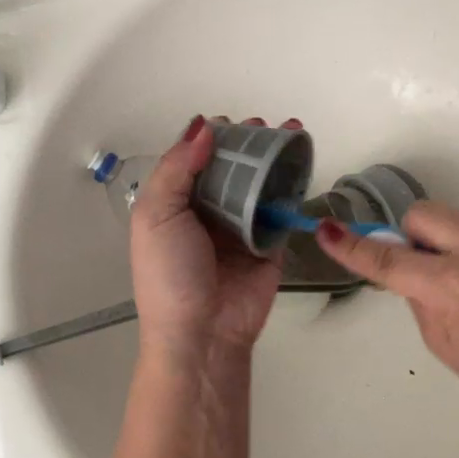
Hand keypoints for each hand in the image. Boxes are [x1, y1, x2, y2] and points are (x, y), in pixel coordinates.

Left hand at [130, 115, 296, 364]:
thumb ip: (177, 168)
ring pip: (259, 184)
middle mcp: (208, 212)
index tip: (229, 125)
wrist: (201, 333)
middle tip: (263, 127)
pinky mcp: (271, 245)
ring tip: (289, 135)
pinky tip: (302, 165)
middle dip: (247, 144)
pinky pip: (282, 211)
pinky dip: (292, 187)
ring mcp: (241, 227)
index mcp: (175, 204)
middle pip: (230, 168)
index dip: (211, 139)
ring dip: (273, 158)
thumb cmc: (169, 274)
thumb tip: (203, 127)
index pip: (193, 160)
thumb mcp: (155, 215)